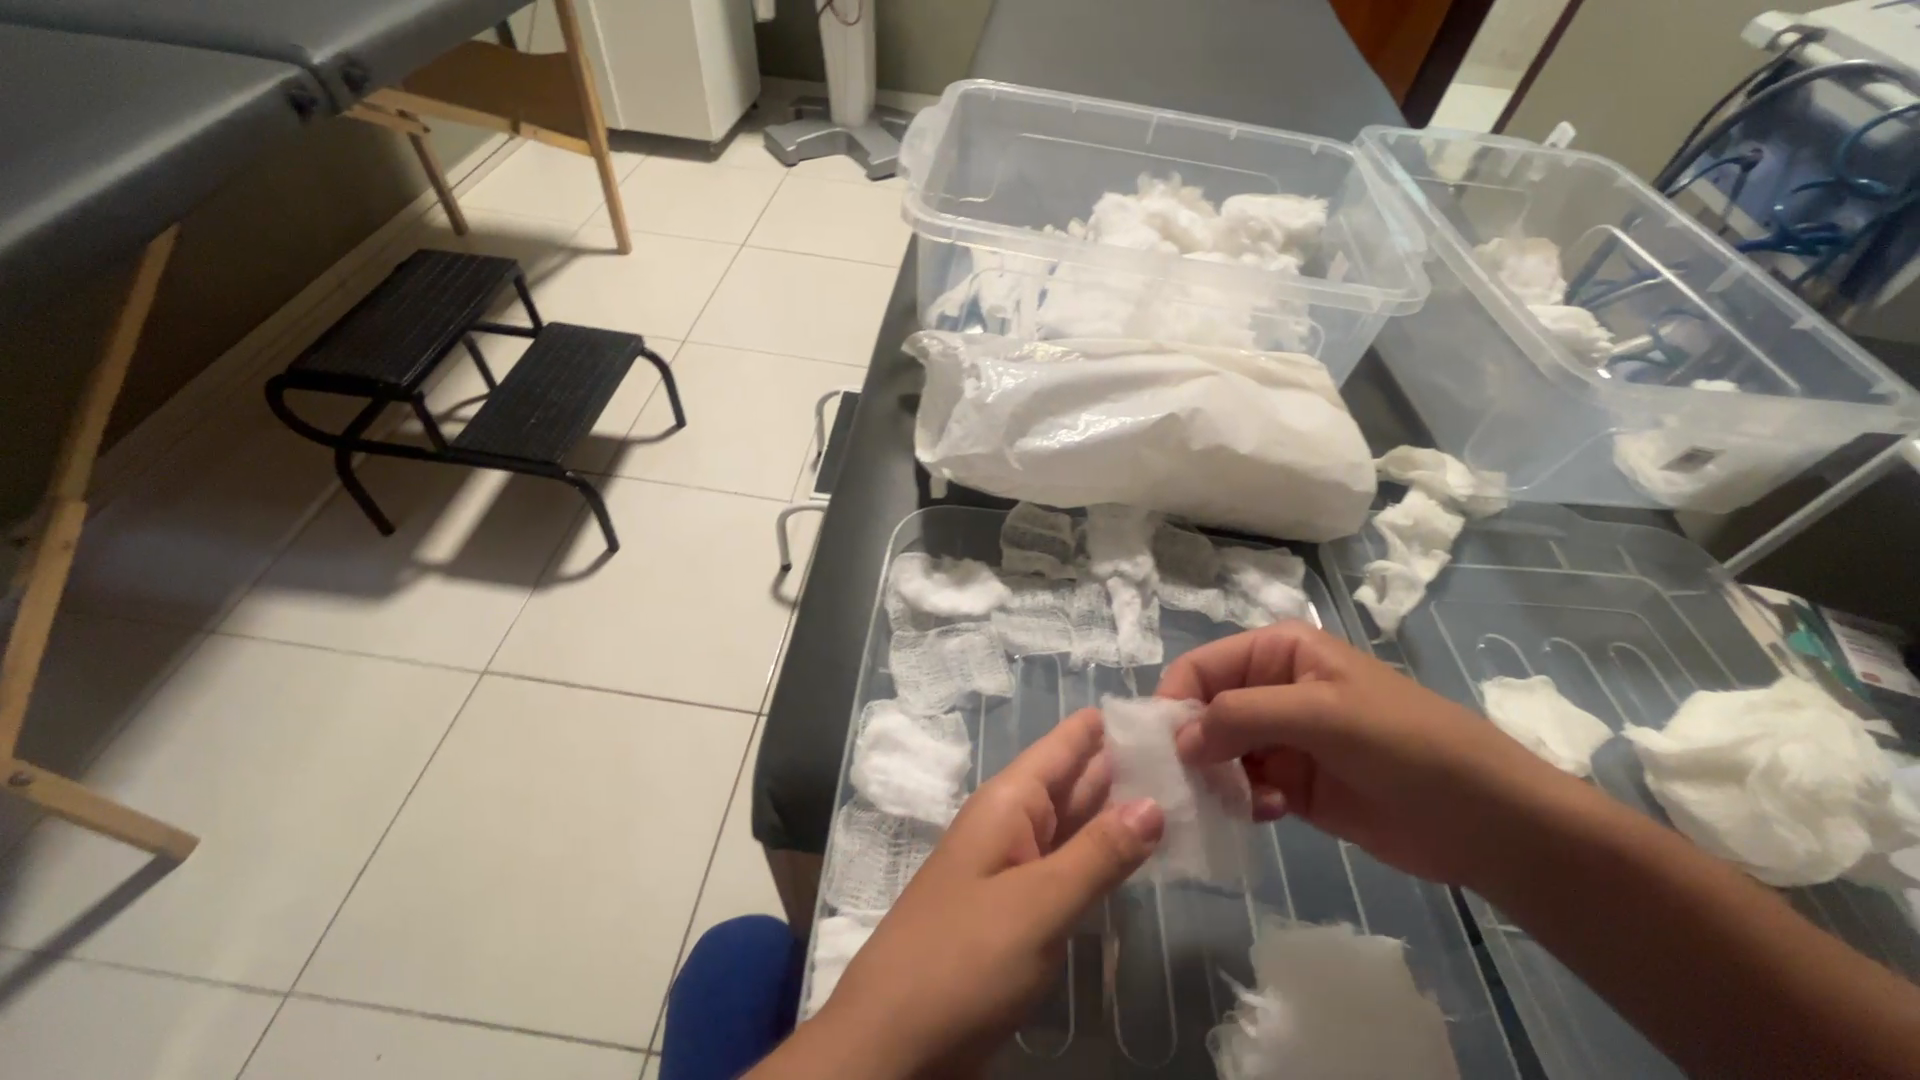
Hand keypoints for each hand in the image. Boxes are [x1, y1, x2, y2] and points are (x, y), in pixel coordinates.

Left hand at [816, 708, 1163, 1076]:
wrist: (894, 1043)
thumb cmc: (963, 959)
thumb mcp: (1038, 903)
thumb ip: (1098, 854)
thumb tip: (1154, 800)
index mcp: (1008, 804)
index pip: (1064, 745)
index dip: (1110, 724)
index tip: (1169, 704)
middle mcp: (1011, 826)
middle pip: (1075, 781)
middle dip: (1128, 766)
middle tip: (1197, 751)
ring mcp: (1014, 871)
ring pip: (1075, 826)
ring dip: (1121, 812)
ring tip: (1186, 792)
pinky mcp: (1020, 914)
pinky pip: (1069, 870)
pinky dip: (1105, 859)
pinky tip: (1142, 857)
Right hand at [1162, 621, 1578, 887]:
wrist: (1485, 819)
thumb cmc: (1404, 744)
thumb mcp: (1321, 714)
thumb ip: (1241, 716)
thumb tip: (1177, 739)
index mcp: (1279, 652)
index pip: (1201, 667)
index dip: (1175, 701)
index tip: (1165, 748)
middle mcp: (1274, 690)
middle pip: (1204, 712)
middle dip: (1193, 745)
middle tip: (1193, 784)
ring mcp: (1285, 741)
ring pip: (1219, 753)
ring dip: (1218, 778)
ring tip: (1238, 802)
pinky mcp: (1294, 786)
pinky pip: (1244, 788)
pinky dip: (1242, 801)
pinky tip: (1268, 813)